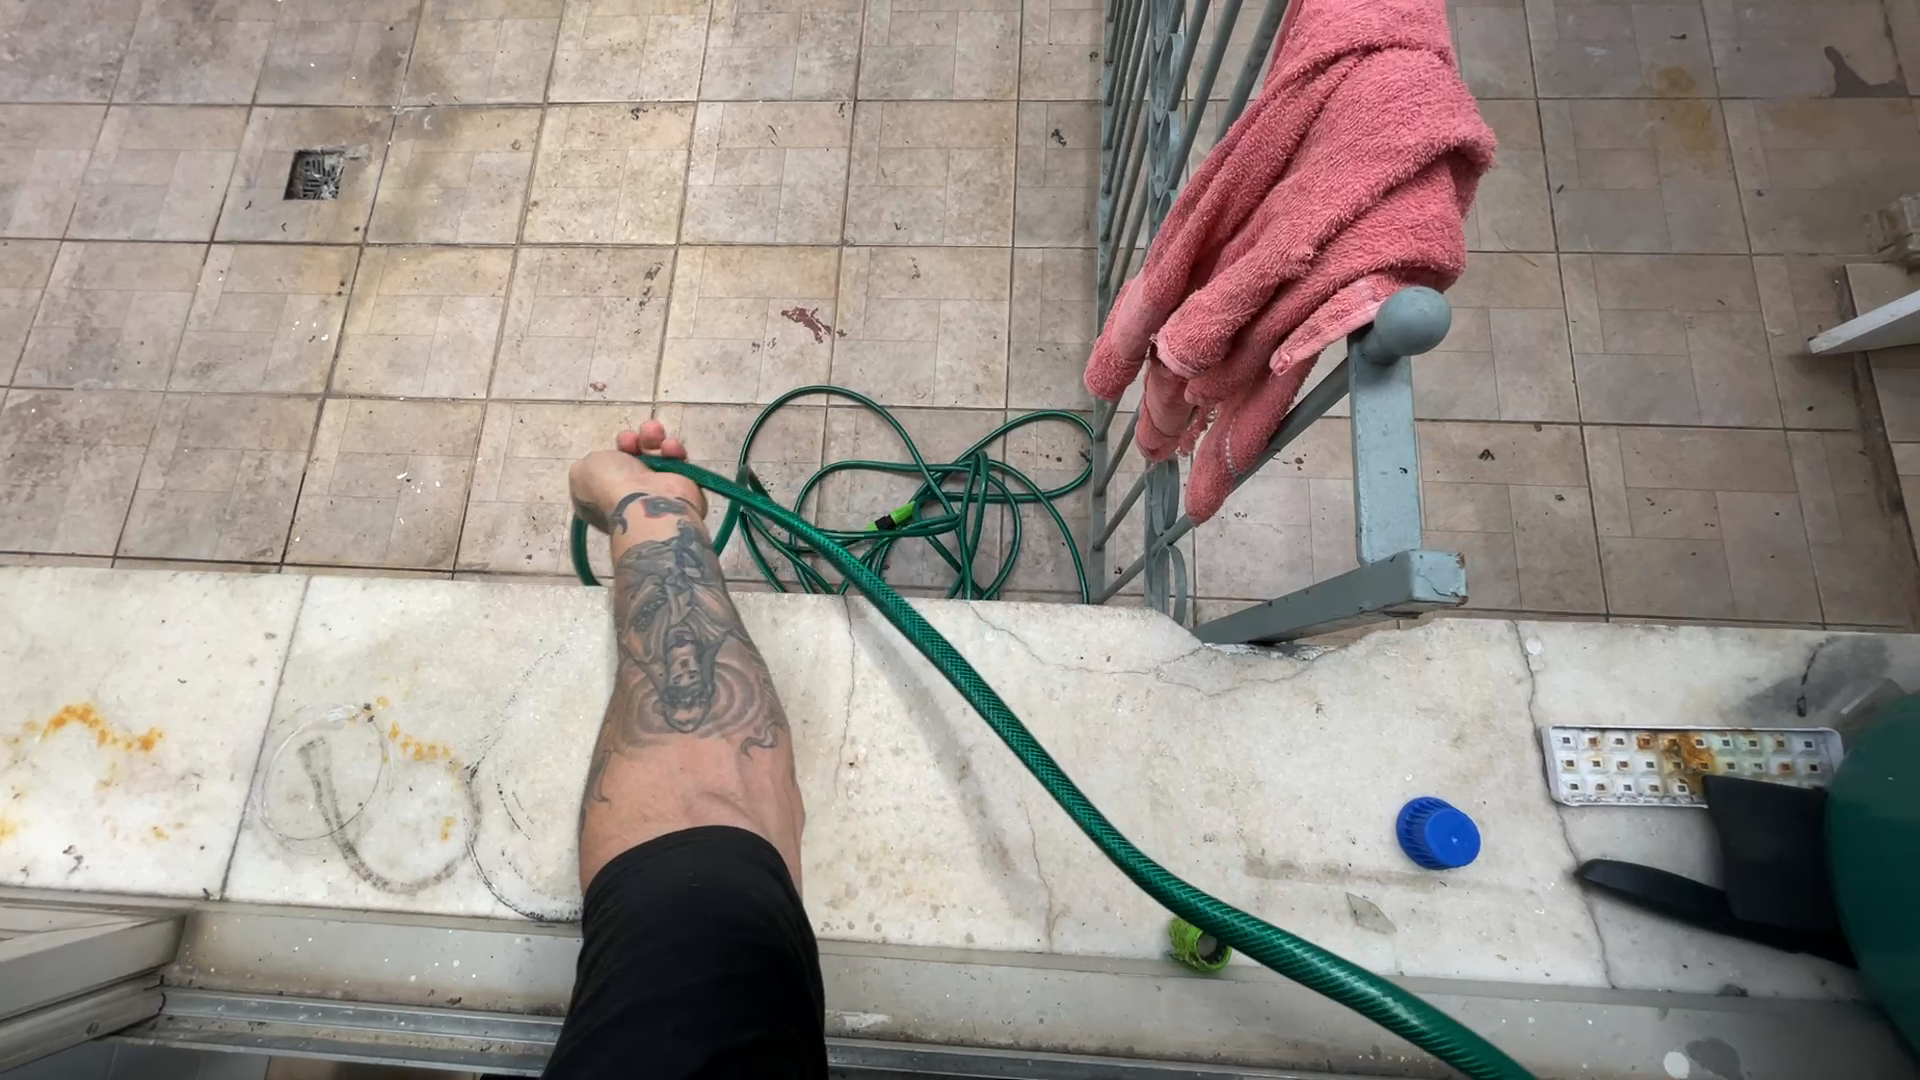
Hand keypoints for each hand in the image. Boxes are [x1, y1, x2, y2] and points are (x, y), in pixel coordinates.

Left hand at [569, 420, 707, 532]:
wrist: (647, 503)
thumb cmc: (610, 486)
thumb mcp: (581, 471)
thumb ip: (587, 465)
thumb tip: (601, 467)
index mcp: (600, 498)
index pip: (604, 473)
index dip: (607, 456)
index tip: (610, 448)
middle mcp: (627, 495)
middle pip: (630, 459)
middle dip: (631, 442)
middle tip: (631, 438)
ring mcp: (654, 491)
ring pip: (653, 456)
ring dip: (652, 439)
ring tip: (653, 430)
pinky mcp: (679, 486)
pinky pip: (676, 461)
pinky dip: (672, 450)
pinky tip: (669, 447)